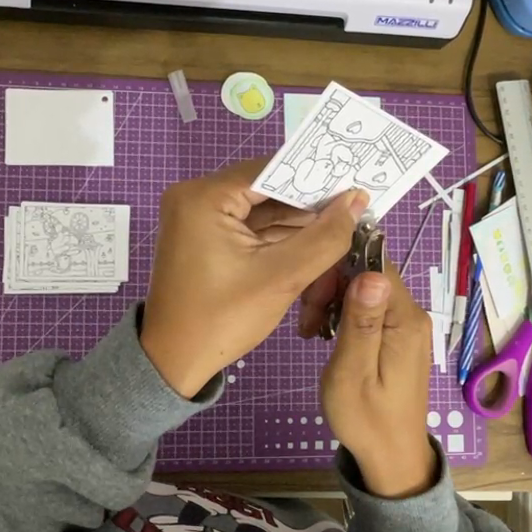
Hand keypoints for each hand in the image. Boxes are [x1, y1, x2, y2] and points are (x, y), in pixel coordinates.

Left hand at [141, 159, 366, 397]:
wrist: (173, 361)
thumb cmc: (222, 320)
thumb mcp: (281, 277)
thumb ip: (325, 237)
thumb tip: (357, 200)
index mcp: (204, 196)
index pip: (271, 170)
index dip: (316, 177)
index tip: (356, 184)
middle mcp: (194, 195)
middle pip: (266, 188)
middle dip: (308, 203)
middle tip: (355, 209)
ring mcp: (196, 215)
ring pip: (259, 207)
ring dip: (296, 220)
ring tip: (341, 227)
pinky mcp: (202, 235)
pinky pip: (247, 224)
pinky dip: (277, 234)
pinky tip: (312, 242)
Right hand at [321, 268, 437, 497]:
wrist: (390, 457)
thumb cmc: (366, 419)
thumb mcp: (353, 371)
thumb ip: (361, 322)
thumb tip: (370, 273)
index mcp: (404, 319)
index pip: (372, 263)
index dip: (337, 269)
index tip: (311, 298)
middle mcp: (412, 314)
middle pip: (368, 272)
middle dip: (331, 285)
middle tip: (307, 323)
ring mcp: (406, 325)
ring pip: (365, 288)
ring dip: (333, 300)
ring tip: (312, 331)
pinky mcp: (397, 336)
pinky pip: (368, 306)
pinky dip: (343, 313)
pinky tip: (326, 335)